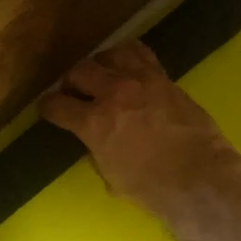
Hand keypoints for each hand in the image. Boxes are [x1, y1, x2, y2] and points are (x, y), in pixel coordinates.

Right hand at [40, 41, 240, 226]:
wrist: (194, 174)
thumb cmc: (149, 187)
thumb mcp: (110, 176)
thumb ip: (97, 152)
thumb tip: (94, 141)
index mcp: (94, 124)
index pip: (59, 106)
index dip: (47, 108)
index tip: (45, 109)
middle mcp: (113, 94)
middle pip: (80, 71)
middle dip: (70, 82)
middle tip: (71, 93)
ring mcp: (140, 80)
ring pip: (109, 55)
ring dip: (98, 64)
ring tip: (99, 75)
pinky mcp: (162, 77)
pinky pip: (138, 53)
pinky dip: (125, 56)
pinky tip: (124, 66)